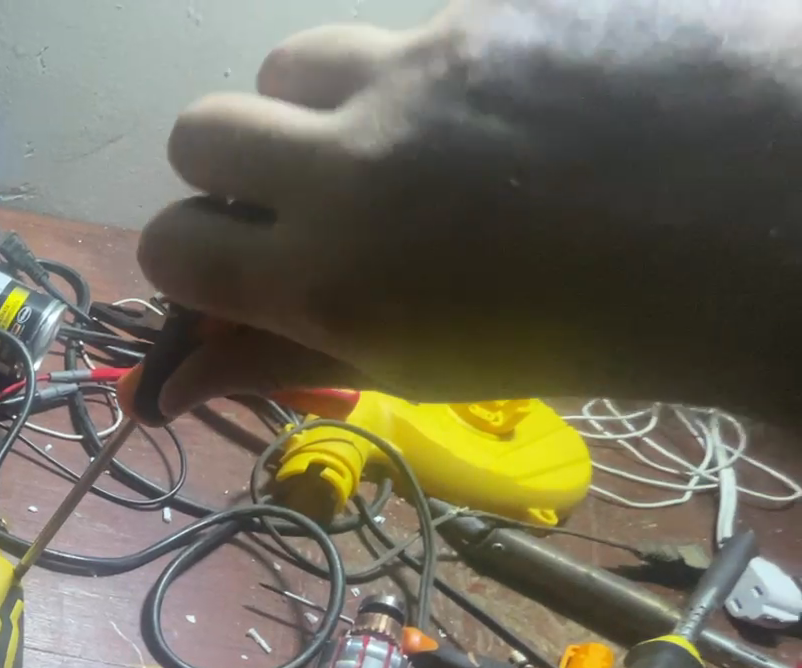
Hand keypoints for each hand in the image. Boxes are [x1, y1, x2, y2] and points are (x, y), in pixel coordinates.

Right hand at [136, 1, 801, 418]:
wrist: (778, 225)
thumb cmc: (562, 332)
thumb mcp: (396, 367)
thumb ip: (264, 365)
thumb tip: (160, 396)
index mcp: (319, 276)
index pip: (168, 245)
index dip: (179, 260)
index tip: (222, 272)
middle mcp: (345, 166)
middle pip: (198, 131)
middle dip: (218, 170)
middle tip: (280, 196)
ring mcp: (423, 73)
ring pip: (288, 63)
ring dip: (304, 108)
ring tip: (377, 140)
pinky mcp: (500, 8)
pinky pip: (405, 33)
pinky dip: (412, 78)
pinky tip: (482, 111)